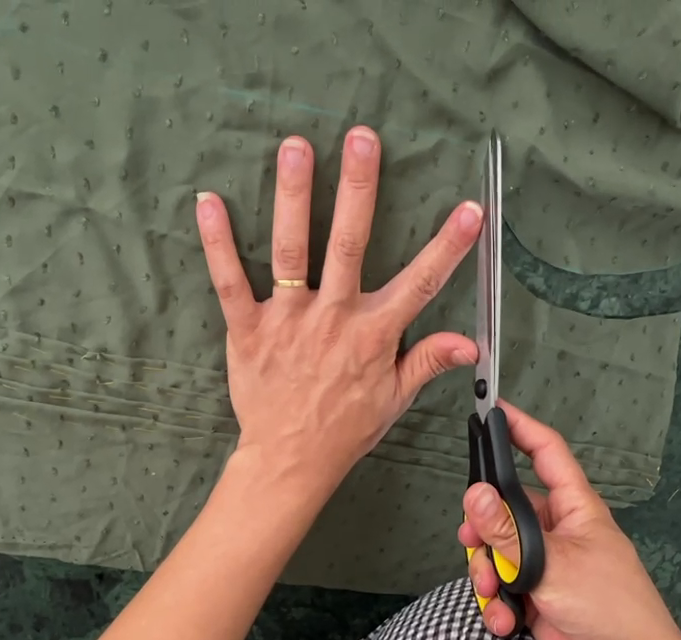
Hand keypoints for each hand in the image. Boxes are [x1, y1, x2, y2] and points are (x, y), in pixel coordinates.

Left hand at [196, 127, 483, 497]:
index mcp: (373, 336)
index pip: (419, 284)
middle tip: (363, 139)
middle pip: (350, 244)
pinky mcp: (248, 330)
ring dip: (295, 197)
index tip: (470, 210)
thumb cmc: (344, 430)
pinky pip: (230, 282)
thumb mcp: (394, 399)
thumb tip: (470, 344)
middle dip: (359, 189)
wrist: (289, 460)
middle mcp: (333, 319)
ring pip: (292, 251)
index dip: (447, 247)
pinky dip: (218, 244)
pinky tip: (209, 202)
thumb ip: (428, 362)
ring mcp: (288, 322)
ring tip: (296, 147)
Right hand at [457, 403, 680, 639]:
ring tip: (496, 596)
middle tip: (472, 544)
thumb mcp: (551, 562)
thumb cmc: (610, 604)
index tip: (494, 411)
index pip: (546, 454)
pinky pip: (501, 589)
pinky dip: (497, 606)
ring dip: (486, 576)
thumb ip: (507, 531)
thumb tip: (476, 495)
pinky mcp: (534, 594)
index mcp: (574, 507)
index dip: (521, 429)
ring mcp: (544, 563)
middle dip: (482, 531)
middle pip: (504, 511)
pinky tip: (506, 621)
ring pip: (495, 553)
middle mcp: (557, 530)